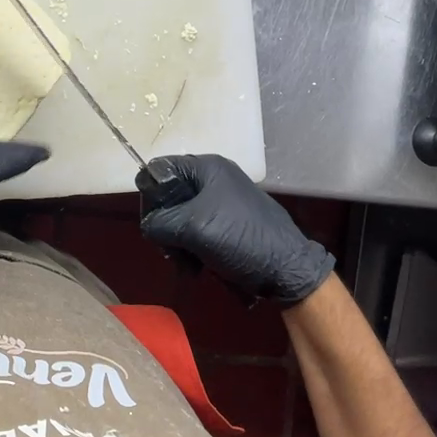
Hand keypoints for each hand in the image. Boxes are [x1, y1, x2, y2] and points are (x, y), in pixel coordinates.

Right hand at [138, 154, 334, 305]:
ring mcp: (222, 202)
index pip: (161, 169)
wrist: (287, 268)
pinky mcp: (227, 223)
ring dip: (177, 242)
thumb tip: (149, 226)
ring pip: (181, 216)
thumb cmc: (240, 238)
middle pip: (169, 195)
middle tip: (169, 249)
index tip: (153, 222)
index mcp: (207, 168)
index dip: (151, 195)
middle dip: (165, 225)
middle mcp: (213, 179)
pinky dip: (191, 248)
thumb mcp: (193, 228)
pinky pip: (197, 230)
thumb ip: (160, 223)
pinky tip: (195, 268)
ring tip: (185, 265)